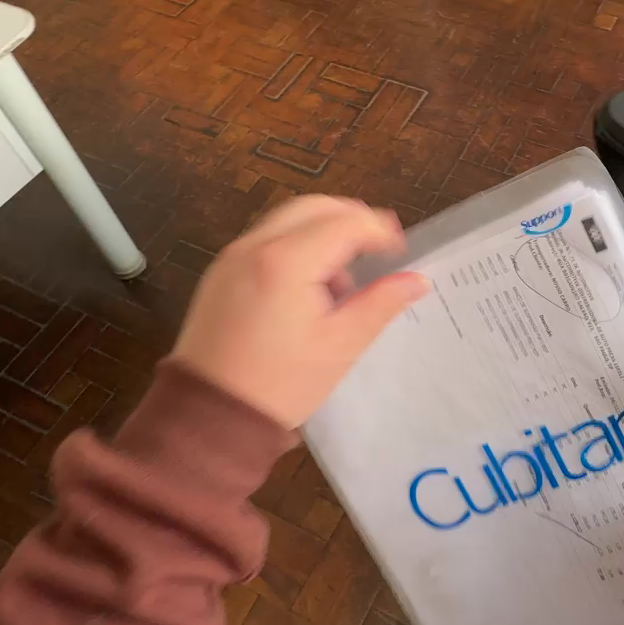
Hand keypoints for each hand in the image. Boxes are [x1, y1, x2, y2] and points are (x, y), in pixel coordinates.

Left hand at [171, 196, 429, 429]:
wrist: (206, 418)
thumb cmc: (281, 384)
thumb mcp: (341, 346)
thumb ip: (381, 304)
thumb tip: (417, 279)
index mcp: (286, 261)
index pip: (345, 223)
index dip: (379, 232)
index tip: (401, 253)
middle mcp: (255, 246)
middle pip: (314, 206)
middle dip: (352, 219)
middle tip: (380, 247)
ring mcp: (231, 257)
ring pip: (287, 218)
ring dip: (323, 229)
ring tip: (345, 275)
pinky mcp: (220, 273)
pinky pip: (266, 239)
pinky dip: (296, 244)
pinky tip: (310, 285)